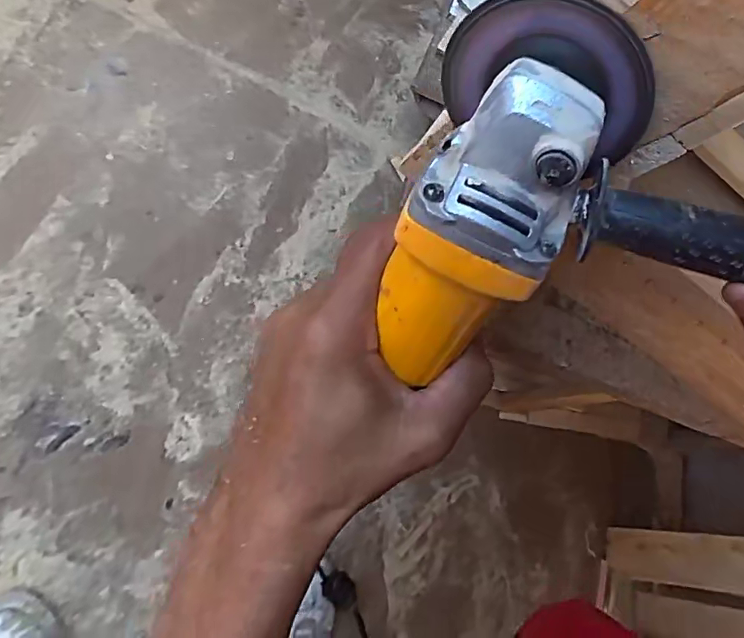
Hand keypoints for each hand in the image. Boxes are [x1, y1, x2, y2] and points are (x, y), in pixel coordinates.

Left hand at [154, 219, 490, 637]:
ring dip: (386, 293)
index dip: (415, 226)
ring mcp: (284, 325)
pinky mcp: (278, 341)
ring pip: (349, 283)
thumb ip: (468, 381)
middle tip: (447, 292)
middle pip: (365, 260)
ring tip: (417, 330)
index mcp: (334, 325)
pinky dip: (362, 312)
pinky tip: (377, 355)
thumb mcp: (427, 435)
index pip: (373, 242)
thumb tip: (479, 342)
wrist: (264, 518)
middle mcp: (303, 311)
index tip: (453, 236)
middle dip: (411, 265)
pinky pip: (331, 305)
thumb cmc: (345, 473)